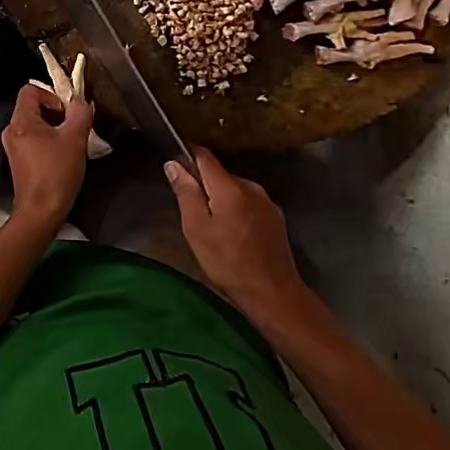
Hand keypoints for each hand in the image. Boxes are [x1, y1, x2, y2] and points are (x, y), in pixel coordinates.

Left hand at [0, 83, 93, 225]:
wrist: (40, 211)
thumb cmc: (56, 173)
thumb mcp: (75, 139)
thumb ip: (80, 114)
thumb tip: (80, 103)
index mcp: (21, 121)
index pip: (30, 90)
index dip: (51, 94)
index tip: (68, 109)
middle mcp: (12, 131)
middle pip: (32, 107)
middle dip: (55, 112)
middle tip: (74, 126)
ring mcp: (13, 147)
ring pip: (34, 125)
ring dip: (54, 128)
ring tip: (71, 141)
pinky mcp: (18, 161)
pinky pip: (33, 140)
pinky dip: (47, 141)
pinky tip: (62, 155)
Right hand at [164, 147, 307, 312]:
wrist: (273, 292)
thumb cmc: (227, 262)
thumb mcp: (196, 228)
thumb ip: (186, 192)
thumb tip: (174, 164)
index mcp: (229, 187)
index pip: (204, 156)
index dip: (187, 158)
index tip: (175, 172)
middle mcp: (251, 187)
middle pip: (219, 174)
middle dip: (203, 185)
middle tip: (191, 213)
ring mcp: (267, 202)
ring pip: (234, 189)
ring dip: (219, 199)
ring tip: (212, 228)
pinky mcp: (275, 217)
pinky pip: (247, 203)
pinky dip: (235, 210)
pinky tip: (233, 235)